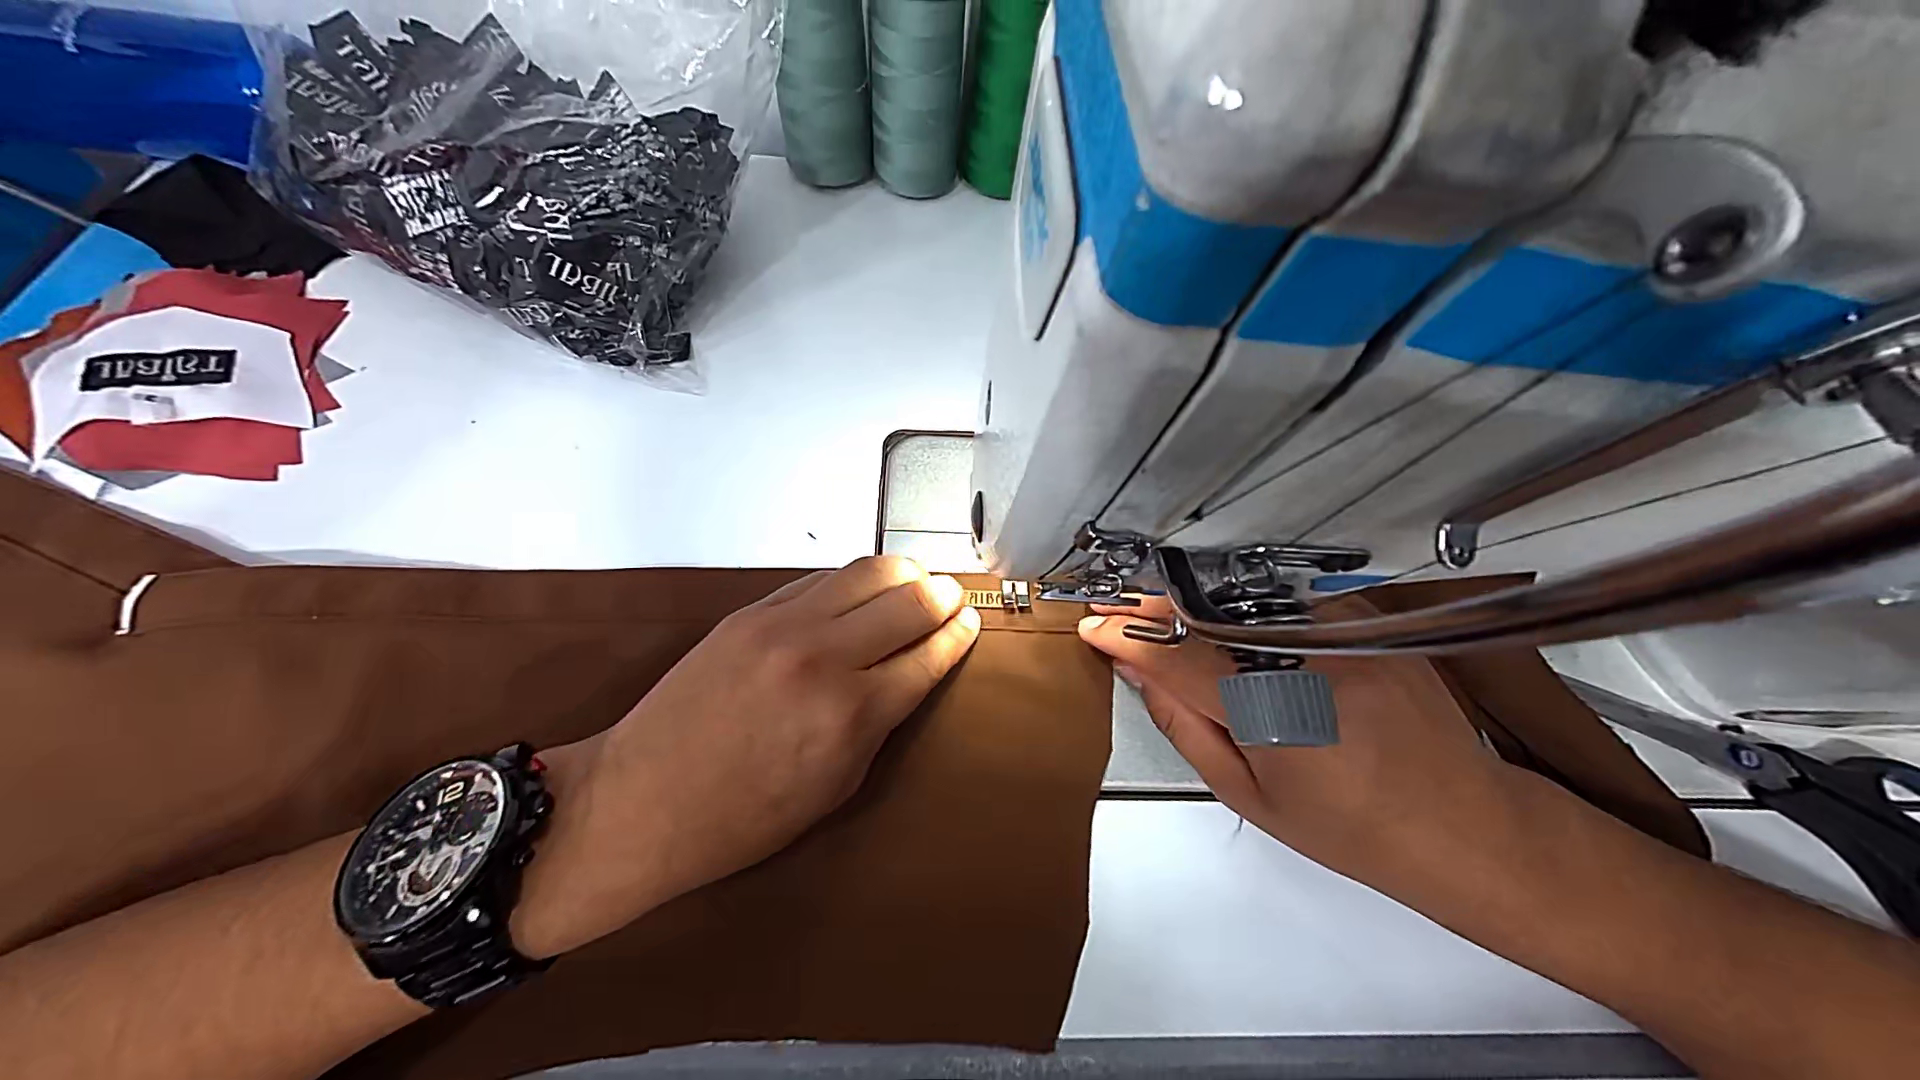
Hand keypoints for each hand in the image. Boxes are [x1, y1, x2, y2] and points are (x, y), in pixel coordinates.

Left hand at [514, 556, 979, 956]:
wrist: (641, 800)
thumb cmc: (743, 817)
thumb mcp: (836, 786)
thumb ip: (882, 722)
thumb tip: (912, 672)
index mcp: (851, 715)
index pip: (930, 653)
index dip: (959, 635)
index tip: (970, 624)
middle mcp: (823, 658)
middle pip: (910, 598)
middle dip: (943, 595)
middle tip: (951, 598)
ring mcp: (782, 626)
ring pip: (868, 570)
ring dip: (904, 573)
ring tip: (916, 582)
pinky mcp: (750, 613)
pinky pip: (820, 579)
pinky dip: (853, 581)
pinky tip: (861, 591)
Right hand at [1077, 595, 1525, 891]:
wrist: (1461, 820)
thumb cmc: (1354, 826)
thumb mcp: (1245, 792)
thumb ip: (1182, 722)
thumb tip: (1139, 673)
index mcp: (1275, 713)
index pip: (1175, 655)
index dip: (1125, 637)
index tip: (1097, 629)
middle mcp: (1310, 661)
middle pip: (1203, 612)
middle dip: (1152, 611)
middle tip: (1124, 620)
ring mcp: (1342, 633)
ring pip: (1239, 601)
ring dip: (1197, 609)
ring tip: (1176, 630)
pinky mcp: (1362, 620)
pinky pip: (1281, 601)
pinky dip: (1248, 613)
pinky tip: (1245, 638)